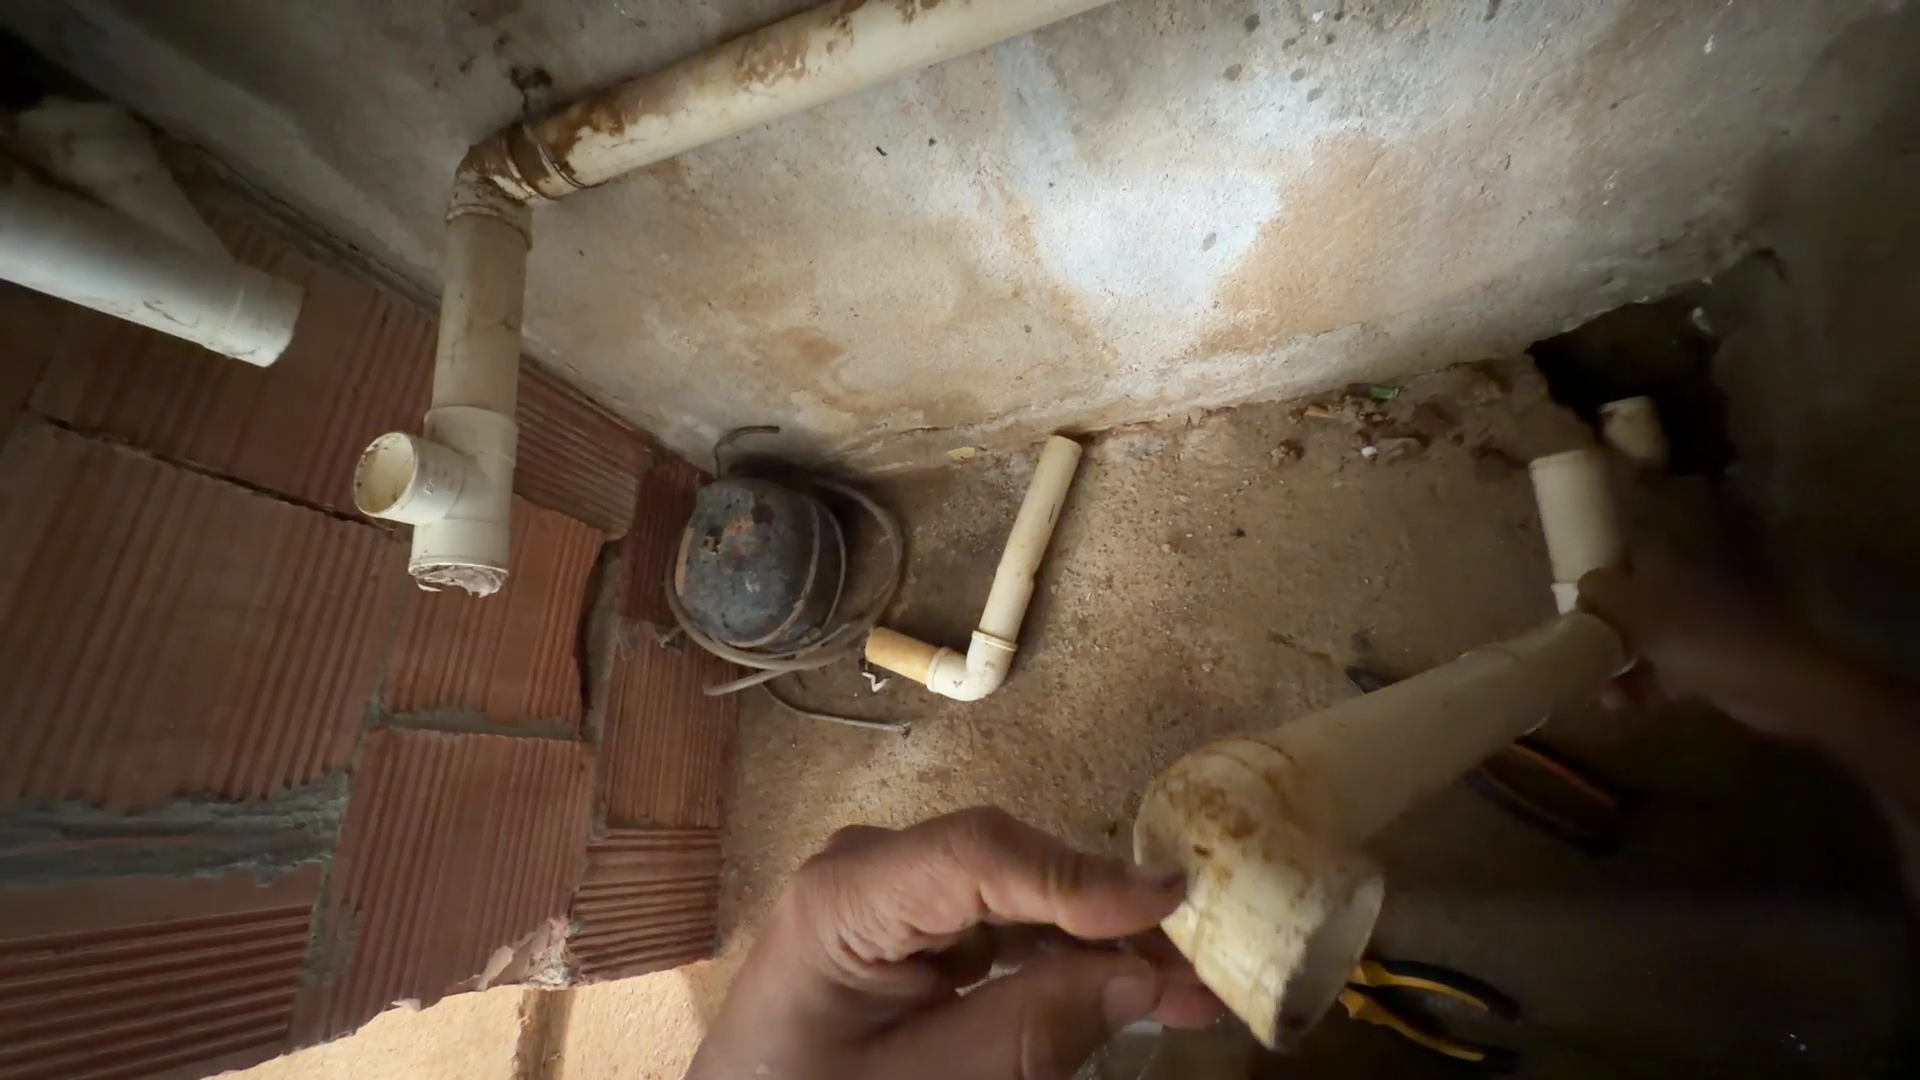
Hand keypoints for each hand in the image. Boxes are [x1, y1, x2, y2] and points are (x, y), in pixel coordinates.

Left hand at [687, 807, 1222, 1079]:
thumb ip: (1035, 1029)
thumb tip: (1144, 974)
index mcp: (845, 894)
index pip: (974, 854)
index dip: (1076, 871)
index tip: (1169, 898)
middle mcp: (870, 866)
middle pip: (1004, 865)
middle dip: (1102, 909)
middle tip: (1197, 954)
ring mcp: (892, 887)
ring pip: (1014, 891)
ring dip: (1095, 935)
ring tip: (1182, 977)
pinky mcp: (912, 918)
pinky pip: (998, 923)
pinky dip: (1061, 953)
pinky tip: (1124, 977)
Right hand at [1576, 552, 1824, 737]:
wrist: (1776, 682)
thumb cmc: (1692, 634)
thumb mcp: (1627, 604)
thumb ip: (1597, 590)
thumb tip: (1584, 590)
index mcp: (1670, 567)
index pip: (1630, 553)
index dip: (1603, 569)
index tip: (1577, 593)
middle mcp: (1686, 591)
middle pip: (1633, 598)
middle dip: (1604, 620)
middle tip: (1577, 637)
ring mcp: (1702, 629)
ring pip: (1646, 637)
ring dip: (1618, 658)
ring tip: (1591, 679)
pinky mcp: (1713, 664)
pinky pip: (1665, 671)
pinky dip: (1641, 685)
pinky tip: (1616, 701)